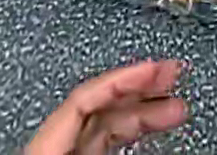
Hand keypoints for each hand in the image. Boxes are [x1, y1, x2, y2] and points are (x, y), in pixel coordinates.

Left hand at [24, 60, 189, 154]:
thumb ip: (117, 154)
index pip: (86, 97)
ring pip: (100, 131)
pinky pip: (96, 151)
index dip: (125, 78)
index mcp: (42, 153)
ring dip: (140, 117)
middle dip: (140, 93)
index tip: (158, 69)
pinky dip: (126, 141)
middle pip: (97, 110)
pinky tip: (147, 140)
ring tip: (174, 111)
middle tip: (175, 79)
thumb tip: (163, 146)